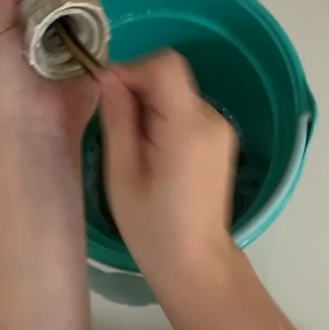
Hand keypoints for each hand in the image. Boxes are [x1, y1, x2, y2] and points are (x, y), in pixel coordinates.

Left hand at [0, 0, 99, 146]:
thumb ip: (6, 0)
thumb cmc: (8, 80)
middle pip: (64, 4)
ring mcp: (75, 49)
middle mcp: (51, 40)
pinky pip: (101, 31)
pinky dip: (96, 15)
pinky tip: (89, 6)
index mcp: (26, 35)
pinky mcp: (96, 60)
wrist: (33, 121)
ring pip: (83, 13)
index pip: (38, 2)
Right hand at [97, 49, 239, 280]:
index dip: (132, 69)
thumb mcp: (122, 173)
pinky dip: (165, 115)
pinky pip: (186, 106)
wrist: (196, 263)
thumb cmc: (152, 227)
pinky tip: (155, 150)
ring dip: (151, 103)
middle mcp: (211, 118)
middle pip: (170, 75)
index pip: (164, 66)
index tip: (108, 93)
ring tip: (136, 145)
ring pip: (176, 89)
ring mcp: (220, 126)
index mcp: (188, 126)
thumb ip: (118, 118)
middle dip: (138, 88)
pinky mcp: (220, 135)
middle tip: (118, 125)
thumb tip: (108, 75)